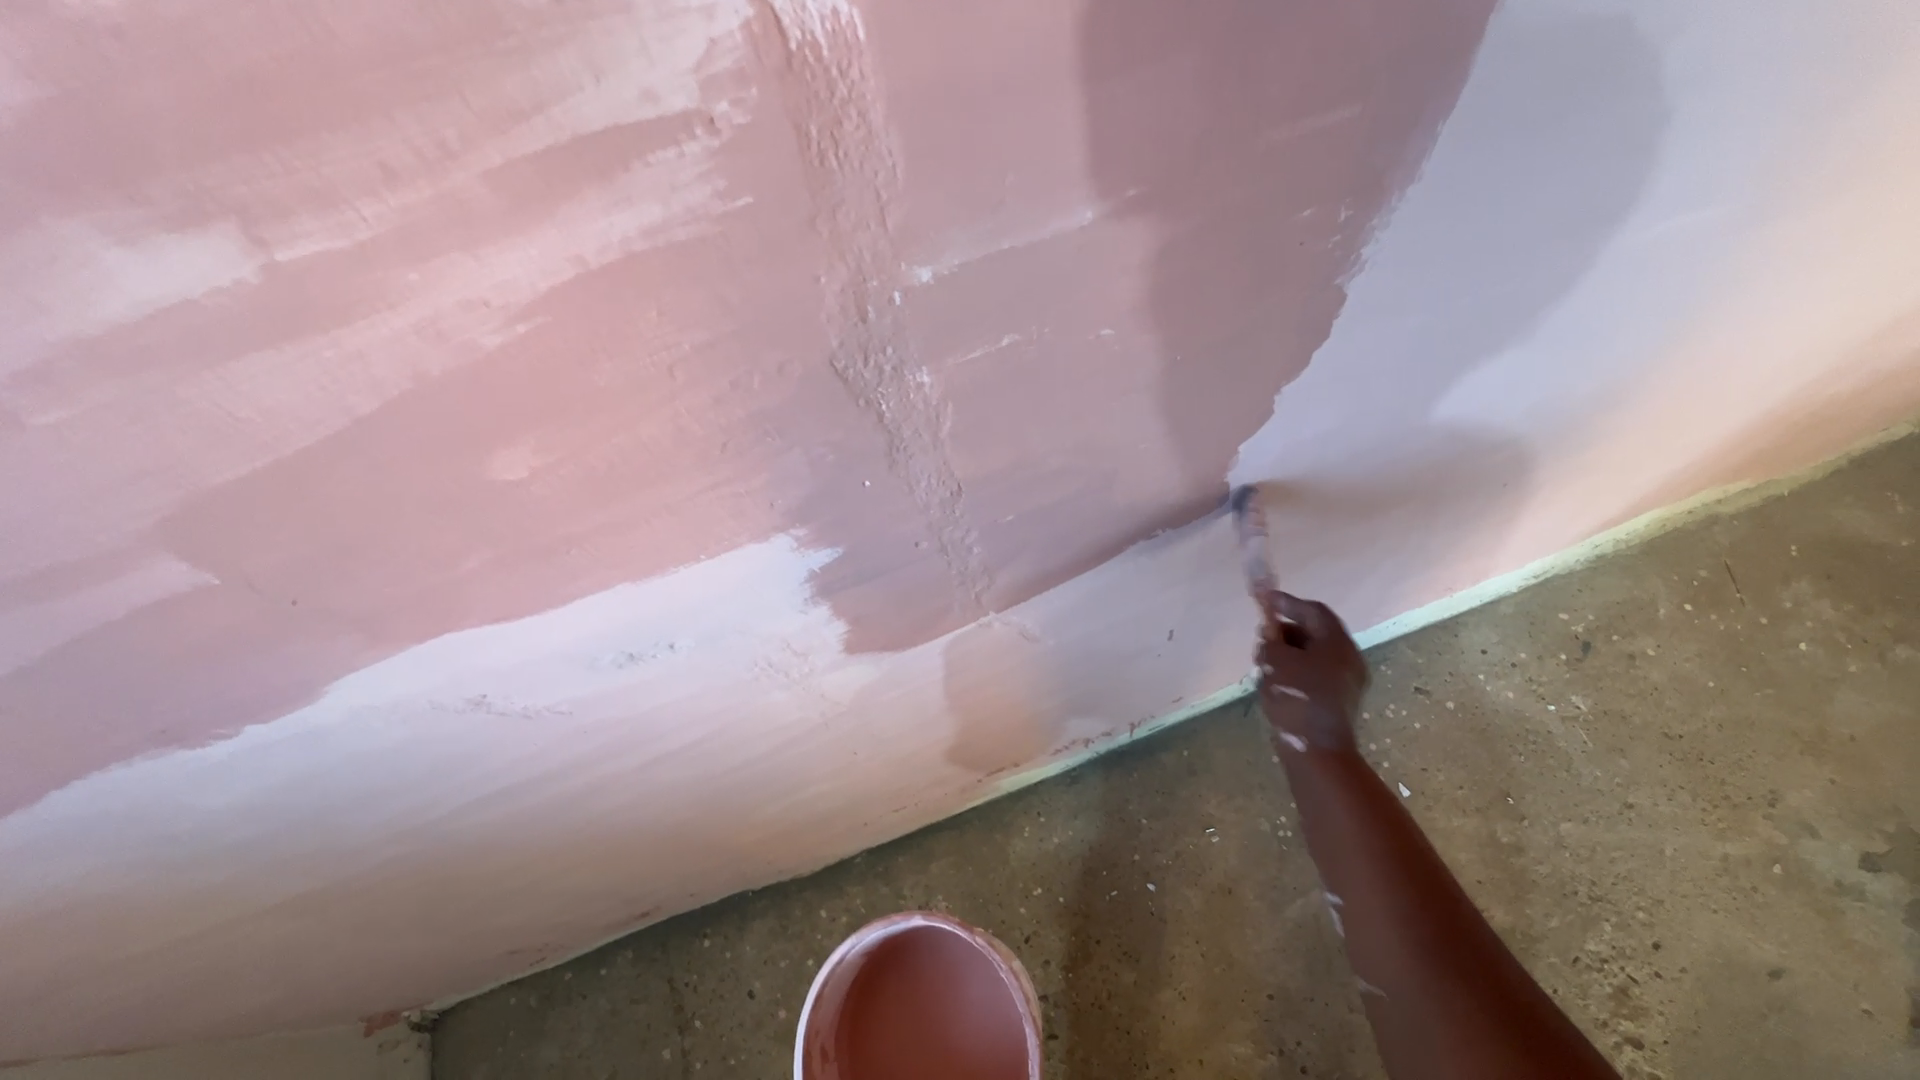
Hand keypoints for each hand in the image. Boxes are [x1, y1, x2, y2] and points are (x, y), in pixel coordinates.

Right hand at [1255, 591, 1368, 754]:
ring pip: (1314, 656)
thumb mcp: (1274, 662)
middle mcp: (1348, 659)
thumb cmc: (1297, 699)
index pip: (1314, 611)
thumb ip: (1269, 641)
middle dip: (1286, 632)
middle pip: (1316, 633)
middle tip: (1263, 637)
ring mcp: (1346, 683)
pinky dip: (1295, 672)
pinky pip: (1315, 676)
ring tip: (1264, 663)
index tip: (1265, 601)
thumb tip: (1270, 637)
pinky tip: (1274, 684)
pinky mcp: (1337, 702)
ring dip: (1289, 654)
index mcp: (1338, 643)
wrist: (1318, 751)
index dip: (1288, 603)